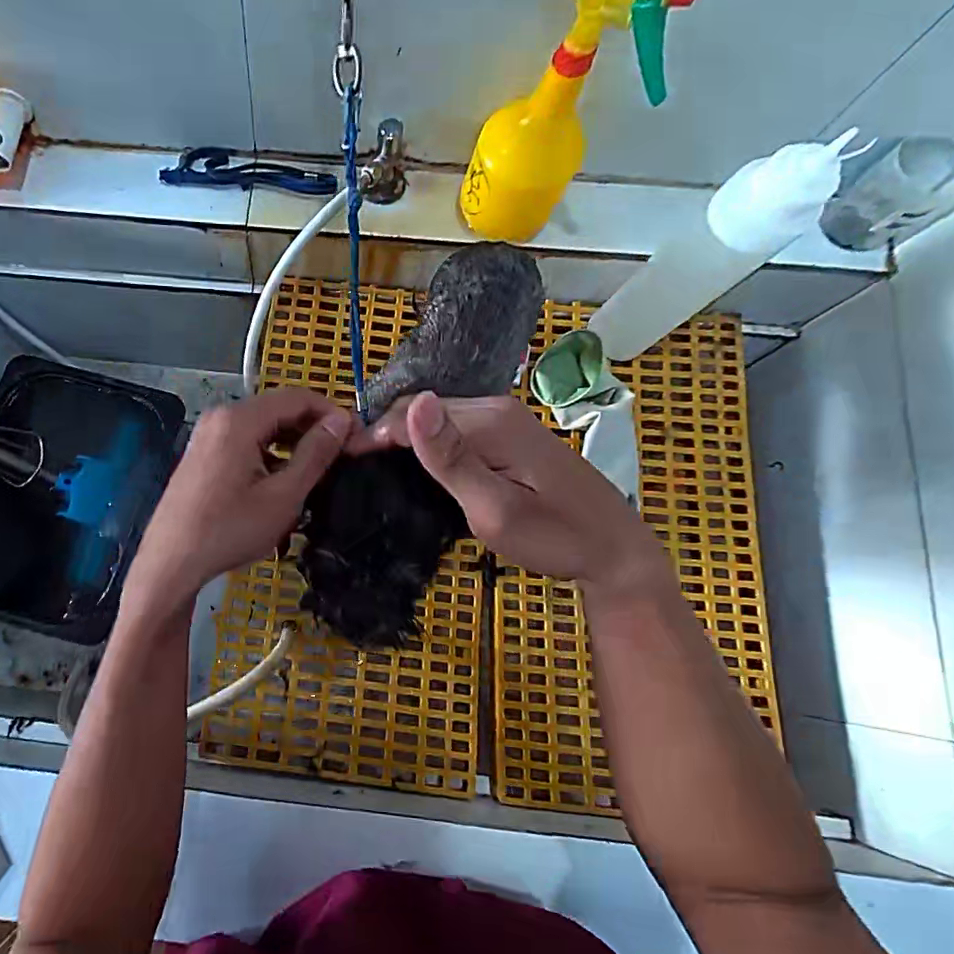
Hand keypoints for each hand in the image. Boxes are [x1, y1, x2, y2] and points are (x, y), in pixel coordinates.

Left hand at [127, 388, 351, 613]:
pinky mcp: (202, 454)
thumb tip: (340, 421)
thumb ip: (315, 455)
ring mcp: (207, 435)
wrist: (171, 561)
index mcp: (240, 420)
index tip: (355, 437)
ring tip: (313, 475)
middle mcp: (221, 417)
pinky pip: (245, 443)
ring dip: (291, 444)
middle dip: (312, 430)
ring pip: (262, 428)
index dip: (331, 413)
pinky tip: (280, 483)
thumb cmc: (228, 530)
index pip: (297, 397)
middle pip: (278, 410)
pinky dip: (269, 455)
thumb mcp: (283, 496)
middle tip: (339, 458)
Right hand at [351, 392, 666, 596]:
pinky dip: (429, 449)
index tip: (340, 464)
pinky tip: (417, 474)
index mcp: (489, 421)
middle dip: (385, 437)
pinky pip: (456, 432)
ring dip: (405, 443)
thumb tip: (415, 403)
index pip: (410, 413)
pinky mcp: (510, 436)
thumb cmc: (555, 537)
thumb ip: (450, 459)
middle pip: (422, 412)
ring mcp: (505, 420)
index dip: (371, 435)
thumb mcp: (494, 508)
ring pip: (437, 421)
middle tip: (355, 477)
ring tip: (377, 477)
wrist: (613, 550)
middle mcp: (496, 409)